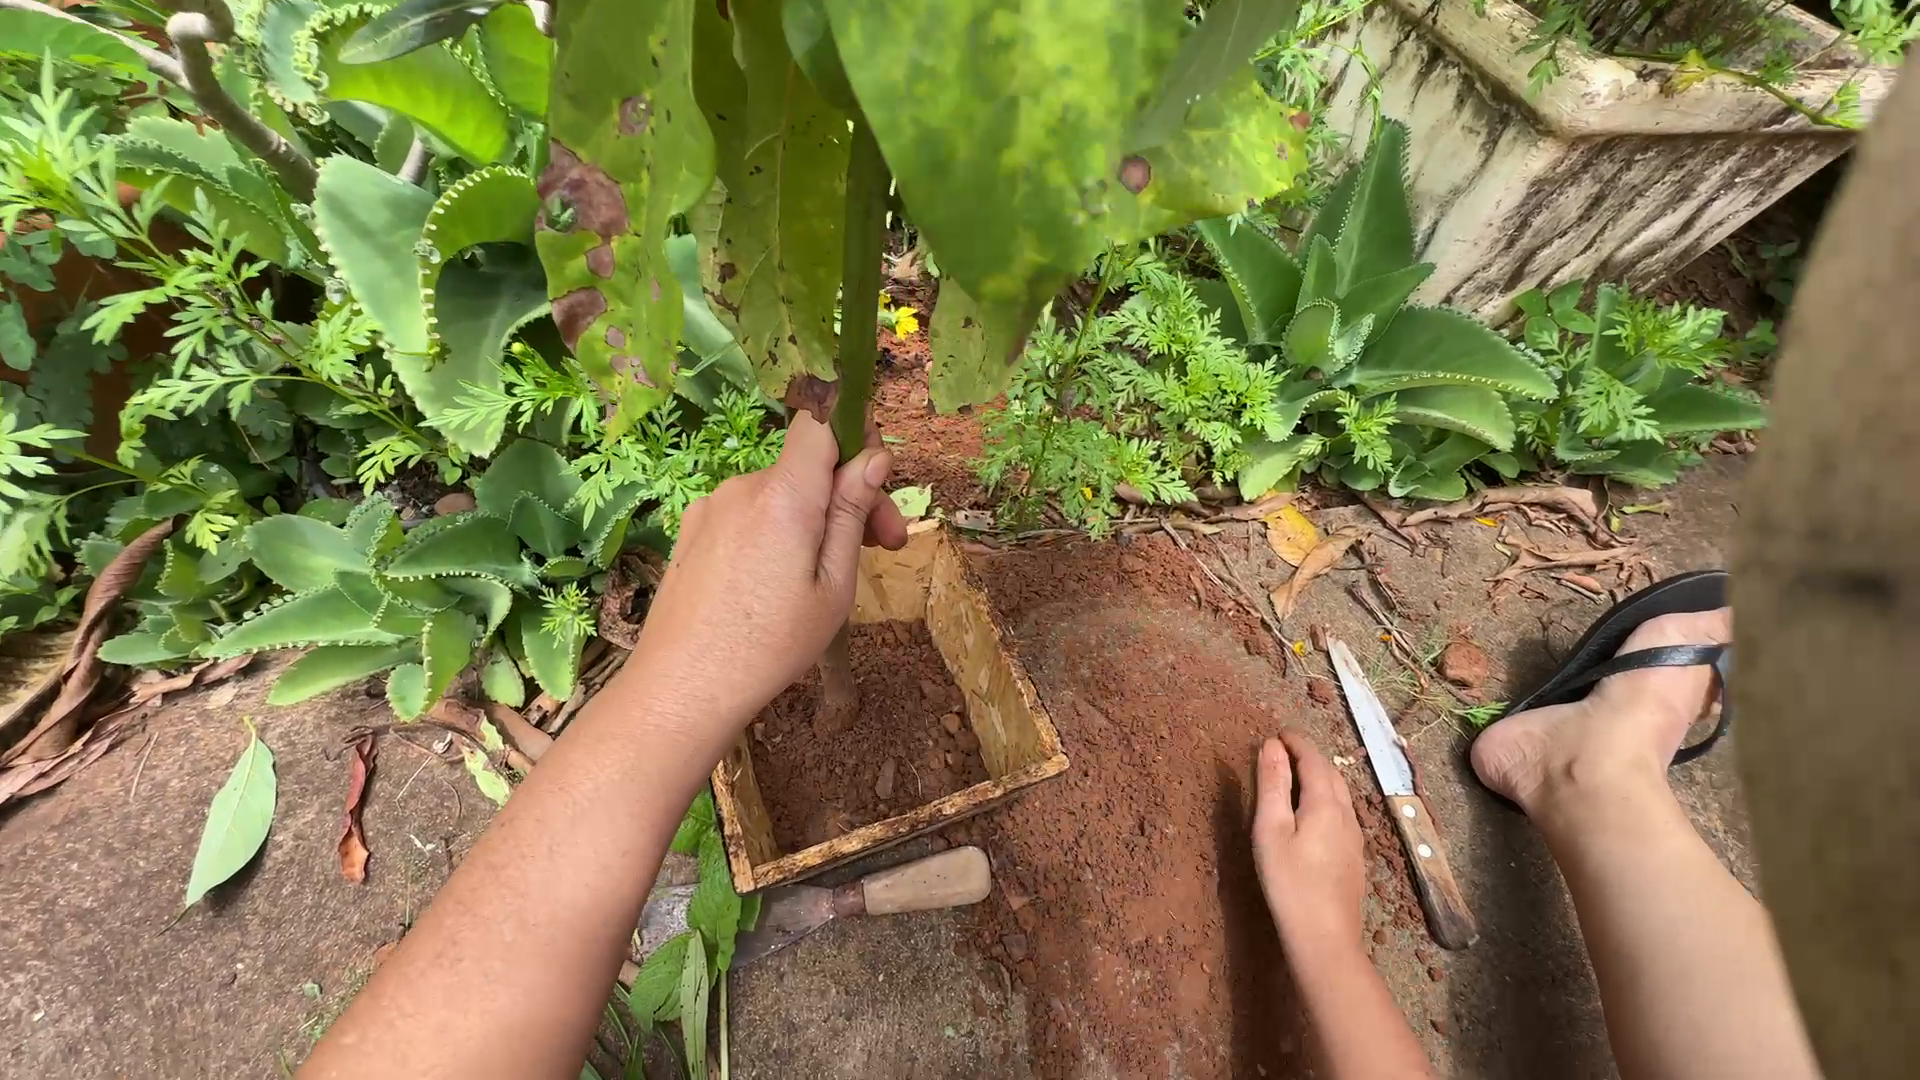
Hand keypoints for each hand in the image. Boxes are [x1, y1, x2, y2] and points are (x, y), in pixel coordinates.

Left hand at [625, 412, 908, 736]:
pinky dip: (775, 532)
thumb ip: (852, 514)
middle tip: (883, 549)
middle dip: (849, 499)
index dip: (852, 436)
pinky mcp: (693, 531)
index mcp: (783, 496)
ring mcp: (710, 507)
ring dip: (812, 520)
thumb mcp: (834, 585)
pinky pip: (749, 514)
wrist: (682, 689)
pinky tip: (777, 582)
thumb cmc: (773, 644)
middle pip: (807, 468)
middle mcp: (741, 487)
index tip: (877, 483)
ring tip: (826, 577)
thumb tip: (874, 456)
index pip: (818, 424)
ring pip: (779, 494)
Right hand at [1253, 731, 1365, 961]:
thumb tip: (1272, 745)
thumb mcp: (1270, 828)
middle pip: (1331, 774)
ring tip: (1295, 772)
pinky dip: (1326, 795)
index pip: (1314, 761)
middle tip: (1284, 747)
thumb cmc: (1289, 881)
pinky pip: (1342, 811)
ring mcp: (1355, 838)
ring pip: (1340, 793)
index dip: (1297, 743)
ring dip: (1319, 774)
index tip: (1278, 732)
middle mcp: (1346, 816)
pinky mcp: (1354, 857)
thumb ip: (1272, 784)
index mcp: (1325, 805)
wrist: (1325, 938)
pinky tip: (1313, 809)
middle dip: (1309, 755)